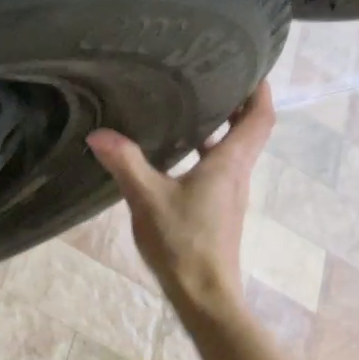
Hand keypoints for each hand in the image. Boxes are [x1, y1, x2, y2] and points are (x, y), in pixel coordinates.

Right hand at [85, 81, 273, 315]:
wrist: (203, 292)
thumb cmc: (183, 240)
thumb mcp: (146, 197)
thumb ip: (125, 162)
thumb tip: (99, 134)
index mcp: (230, 163)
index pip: (259, 117)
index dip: (258, 91)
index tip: (250, 67)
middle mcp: (236, 175)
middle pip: (247, 132)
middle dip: (234, 106)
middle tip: (208, 82)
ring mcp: (227, 196)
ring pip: (230, 153)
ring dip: (216, 132)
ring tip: (185, 113)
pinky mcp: (215, 213)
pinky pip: (215, 172)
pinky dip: (202, 155)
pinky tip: (172, 159)